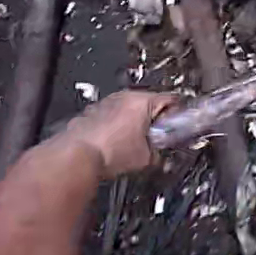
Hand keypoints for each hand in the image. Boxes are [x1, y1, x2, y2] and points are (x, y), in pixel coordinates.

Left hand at [54, 91, 176, 180]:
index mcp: (142, 101)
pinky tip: (113, 146)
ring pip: (128, 110)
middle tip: (155, 139)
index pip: (171, 99)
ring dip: (133, 123)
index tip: (179, 123)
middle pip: (149, 104)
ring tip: (131, 145)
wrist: (76, 157)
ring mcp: (105, 103)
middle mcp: (123, 97)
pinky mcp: (90, 113)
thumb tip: (161, 155)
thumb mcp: (146, 157)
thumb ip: (159, 152)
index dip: (178, 113)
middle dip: (154, 120)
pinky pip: (110, 117)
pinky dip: (115, 128)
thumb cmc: (109, 152)